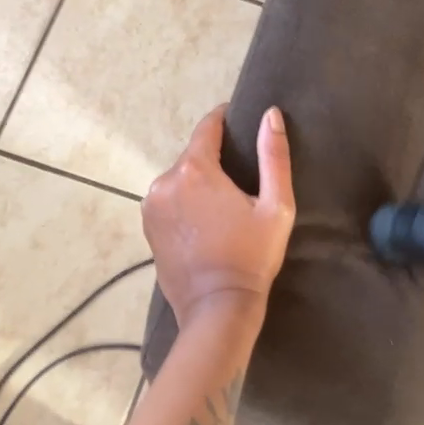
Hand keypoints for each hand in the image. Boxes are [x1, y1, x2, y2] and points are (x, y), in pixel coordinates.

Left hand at [143, 105, 294, 325]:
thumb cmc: (252, 255)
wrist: (217, 310)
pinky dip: (187, 200)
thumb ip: (274, 155)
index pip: (208, 126)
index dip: (225, 118)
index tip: (241, 120)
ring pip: (181, 177)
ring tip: (225, 201)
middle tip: (242, 176)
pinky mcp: (147, 227)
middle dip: (216, 157)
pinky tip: (207, 220)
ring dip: (200, 180)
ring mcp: (151, 206)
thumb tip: (270, 114)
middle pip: (194, 154)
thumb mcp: (276, 205)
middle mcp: (165, 181)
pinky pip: (170, 199)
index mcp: (195, 170)